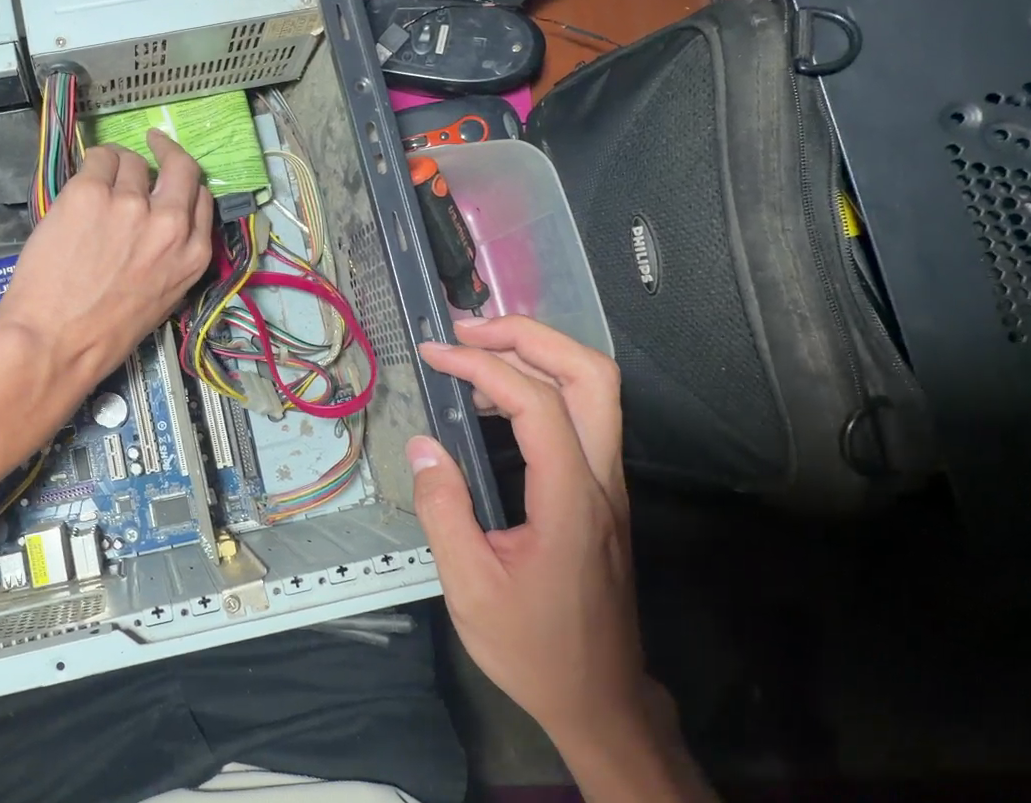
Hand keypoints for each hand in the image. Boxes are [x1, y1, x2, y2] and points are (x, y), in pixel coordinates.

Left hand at [0, 130, 214, 391]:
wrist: (56, 343)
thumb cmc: (103, 335)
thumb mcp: (162, 301)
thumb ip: (170, 258)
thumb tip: (157, 229)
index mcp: (193, 255)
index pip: (202, 199)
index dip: (184, 186)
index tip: (170, 179)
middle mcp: (170, 223)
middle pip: (181, 167)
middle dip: (167, 151)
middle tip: (154, 142)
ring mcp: (131, 204)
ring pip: (132, 161)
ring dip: (118, 168)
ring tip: (98, 186)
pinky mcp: (91, 192)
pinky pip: (97, 159)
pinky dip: (91, 166)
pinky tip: (80, 186)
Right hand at [408, 315, 646, 742]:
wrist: (598, 698)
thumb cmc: (532, 647)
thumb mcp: (470, 587)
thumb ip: (444, 511)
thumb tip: (423, 446)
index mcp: (571, 498)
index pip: (537, 402)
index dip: (484, 366)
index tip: (433, 355)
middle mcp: (602, 480)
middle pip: (592, 375)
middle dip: (530, 336)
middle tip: (468, 331)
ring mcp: (608, 486)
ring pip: (596, 391)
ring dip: (539, 356)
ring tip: (474, 353)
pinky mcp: (600, 496)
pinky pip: (582, 418)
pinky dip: (540, 388)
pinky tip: (493, 404)